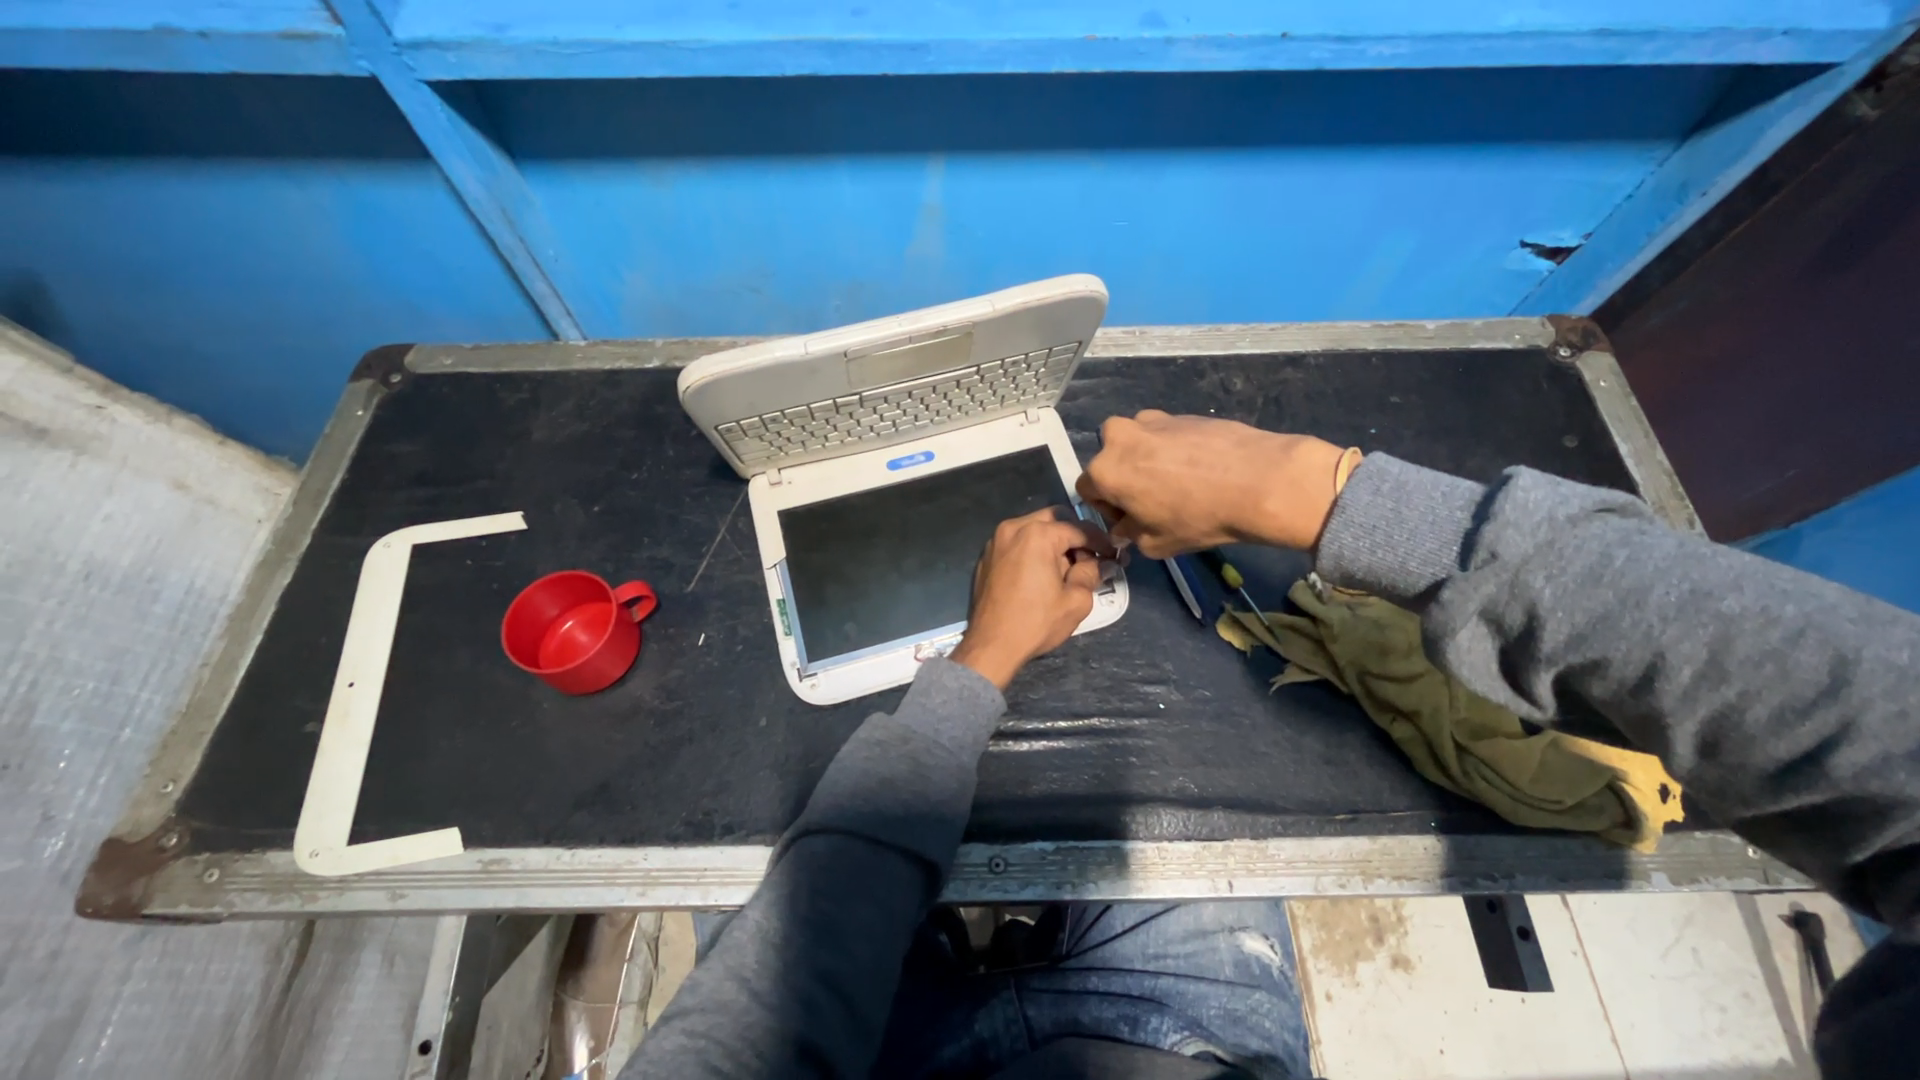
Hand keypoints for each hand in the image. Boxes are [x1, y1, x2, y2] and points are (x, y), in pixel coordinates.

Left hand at [948, 508, 1112, 688]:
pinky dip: (1033, 550)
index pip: (1079, 529)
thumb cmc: (1036, 623)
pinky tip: (1041, 575)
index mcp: (1037, 535)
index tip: (1113, 555)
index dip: (1101, 542)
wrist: (991, 646)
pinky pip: (1017, 543)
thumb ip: (1091, 573)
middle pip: (1054, 520)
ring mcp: (995, 542)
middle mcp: (1013, 529)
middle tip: (1088, 559)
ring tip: (1065, 570)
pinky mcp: (986, 557)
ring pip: (1033, 529)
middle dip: (1074, 536)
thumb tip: (1098, 562)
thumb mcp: (1076, 600)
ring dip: (1053, 542)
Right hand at [1077, 410, 1347, 557]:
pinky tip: (1198, 469)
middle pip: (1111, 460)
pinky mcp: (1182, 413)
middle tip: (1152, 501)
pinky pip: (1164, 435)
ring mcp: (1152, 420)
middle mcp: (1120, 437)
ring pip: (1137, 443)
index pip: (1087, 490)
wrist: (1257, 480)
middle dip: (1124, 479)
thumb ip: (1129, 535)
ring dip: (1146, 461)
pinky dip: (1172, 450)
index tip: (1130, 521)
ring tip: (1177, 483)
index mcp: (1104, 469)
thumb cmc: (1197, 518)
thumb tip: (1126, 528)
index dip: (1106, 509)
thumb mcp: (1154, 543)